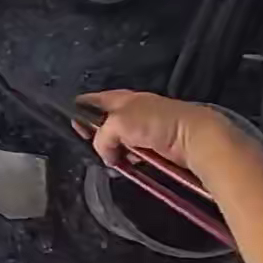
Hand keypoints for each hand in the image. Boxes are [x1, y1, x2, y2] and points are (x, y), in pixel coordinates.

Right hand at [75, 90, 228, 169]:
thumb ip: (101, 137)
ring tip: (107, 158)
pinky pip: (132, 152)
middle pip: (105, 121)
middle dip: (95, 133)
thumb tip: (105, 155)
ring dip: (111, 149)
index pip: (96, 100)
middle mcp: (132, 111)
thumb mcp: (117, 123)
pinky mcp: (153, 145)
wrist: (193, 137)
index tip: (69, 117)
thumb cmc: (154, 123)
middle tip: (85, 142)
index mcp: (123, 99)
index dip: (81, 107)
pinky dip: (126, 158)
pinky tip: (125, 164)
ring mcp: (144, 129)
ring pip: (118, 140)